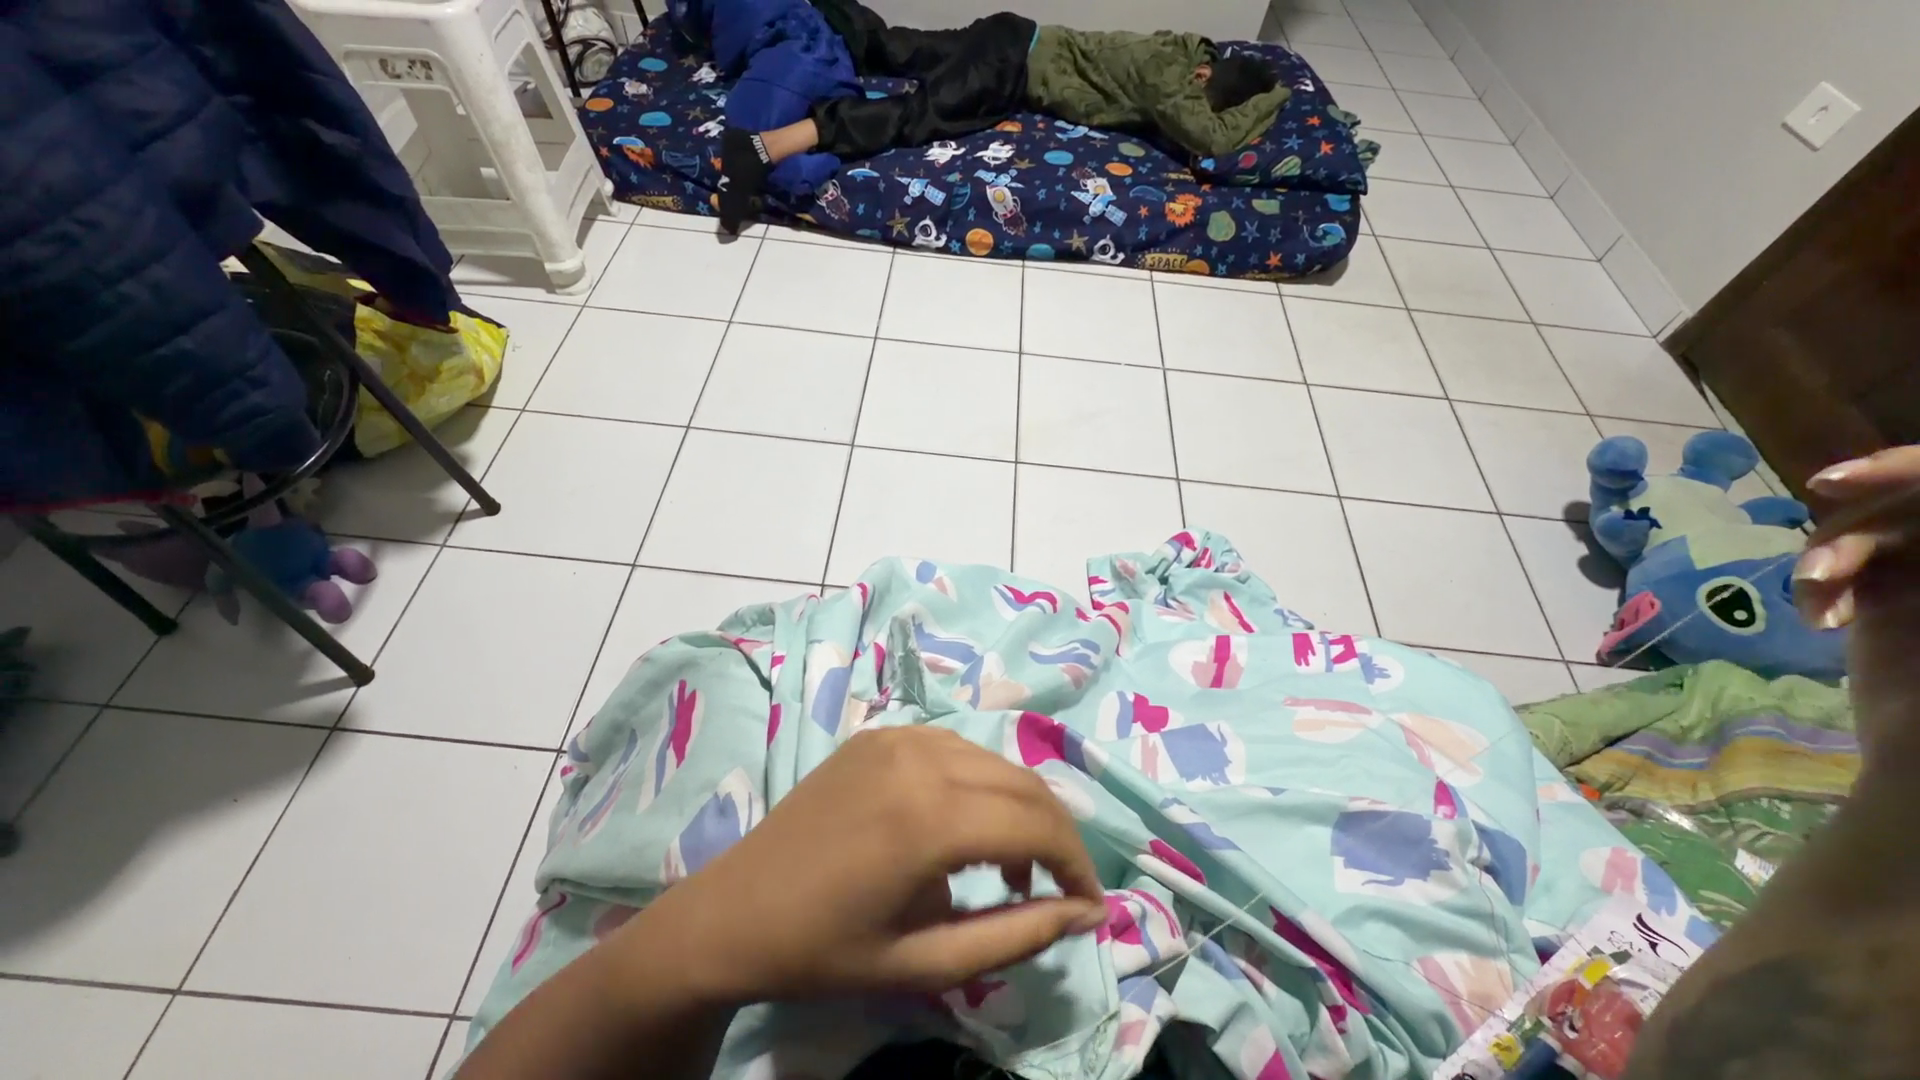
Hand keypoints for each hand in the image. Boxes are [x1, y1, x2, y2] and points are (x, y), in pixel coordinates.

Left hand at [625, 725, 1104, 1004]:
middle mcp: (919, 758)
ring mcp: (895, 737)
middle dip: (1056, 835)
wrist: (732, 913)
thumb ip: (1017, 936)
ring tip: (1009, 868)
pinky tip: (964, 825)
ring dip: (1019, 808)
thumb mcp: (926, 964)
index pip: (1039, 824)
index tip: (1089, 905)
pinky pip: (954, 748)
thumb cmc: (826, 951)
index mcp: (929, 817)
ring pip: (994, 760)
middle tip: (1059, 889)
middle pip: (1024, 783)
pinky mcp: (877, 734)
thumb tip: (1087, 913)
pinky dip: (980, 783)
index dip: (1077, 865)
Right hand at [1795, 445, 1919, 764]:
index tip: (1833, 484)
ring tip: (1816, 599)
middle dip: (1854, 521)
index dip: (1899, 469)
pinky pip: (1838, 563)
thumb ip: (1917, 548)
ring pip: (1865, 528)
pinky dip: (1820, 583)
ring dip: (1830, 556)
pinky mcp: (1883, 594)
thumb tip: (1904, 482)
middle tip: (1816, 547)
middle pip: (1902, 501)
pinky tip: (1818, 615)